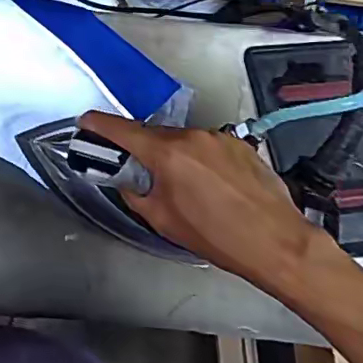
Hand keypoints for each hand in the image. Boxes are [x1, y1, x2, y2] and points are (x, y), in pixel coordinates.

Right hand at [77, 111, 332, 288]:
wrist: (274, 241)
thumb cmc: (218, 237)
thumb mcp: (164, 221)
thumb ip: (137, 194)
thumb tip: (129, 181)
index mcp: (169, 153)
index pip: (124, 131)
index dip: (101, 125)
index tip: (88, 122)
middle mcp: (194, 137)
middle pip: (157, 137)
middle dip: (148, 154)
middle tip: (147, 177)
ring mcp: (221, 138)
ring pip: (186, 143)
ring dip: (180, 160)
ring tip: (192, 193)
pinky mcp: (241, 144)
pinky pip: (211, 148)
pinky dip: (205, 162)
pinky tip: (215, 189)